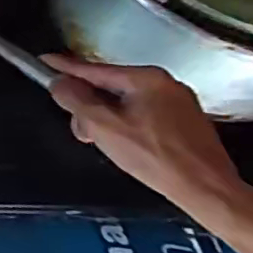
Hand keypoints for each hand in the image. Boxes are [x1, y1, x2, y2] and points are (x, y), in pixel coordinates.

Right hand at [41, 54, 252, 215]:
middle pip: (108, 86)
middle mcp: (165, 83)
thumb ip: (74, 99)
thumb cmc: (155, 158)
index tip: (43, 60)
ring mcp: (178, 102)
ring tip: (102, 141)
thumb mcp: (101, 126)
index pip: (93, 69)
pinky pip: (142, 112)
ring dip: (105, 118)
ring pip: (124, 101)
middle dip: (88, 106)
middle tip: (80, 128)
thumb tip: (59, 83)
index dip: (63, 66)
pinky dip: (125, 124)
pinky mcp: (185, 121)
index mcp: (146, 79)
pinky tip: (124, 144)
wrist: (208, 191)